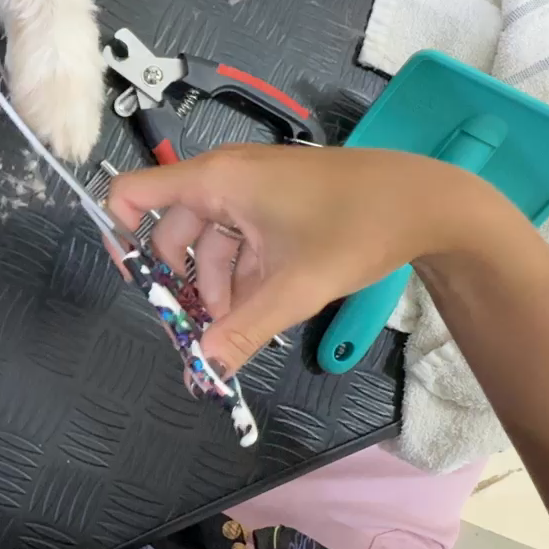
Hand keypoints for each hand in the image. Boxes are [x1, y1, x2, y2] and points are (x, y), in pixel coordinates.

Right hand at [106, 145, 517, 374]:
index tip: (134, 282)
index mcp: (215, 181)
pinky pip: (237, 238)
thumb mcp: (295, 287)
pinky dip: (242, 272)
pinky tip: (263, 304)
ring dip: (218, 285)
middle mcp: (223, 178)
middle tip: (197, 326)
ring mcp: (249, 187)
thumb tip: (202, 370)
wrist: (429, 202)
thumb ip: (243, 329)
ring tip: (242, 324)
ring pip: (208, 241)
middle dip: (183, 282)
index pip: (132, 193)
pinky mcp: (271, 199)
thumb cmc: (354, 230)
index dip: (119, 234)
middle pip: (172, 231)